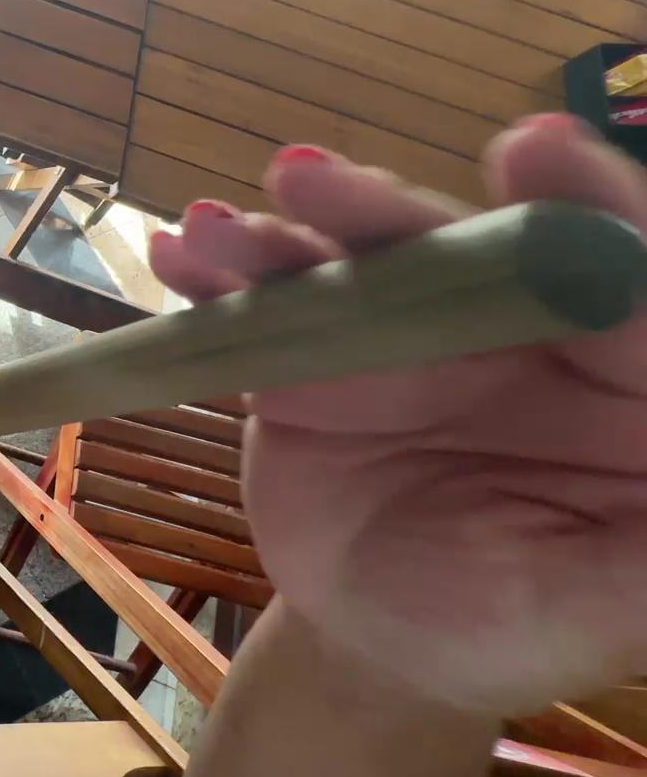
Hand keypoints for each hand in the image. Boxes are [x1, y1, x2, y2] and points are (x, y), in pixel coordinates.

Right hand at [148, 115, 646, 713]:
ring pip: (334, 268)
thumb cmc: (505, 625)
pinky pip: (250, 314)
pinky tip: (173, 259)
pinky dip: (207, 284)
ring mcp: (388, 345)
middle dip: (375, 207)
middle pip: (444, 248)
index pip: (613, 274)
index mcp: (614, 380)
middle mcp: (500, 338)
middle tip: (300, 175)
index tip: (522, 145)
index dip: (578, 203)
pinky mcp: (299, 362)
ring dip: (268, 239)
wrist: (369, 632)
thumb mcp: (603, 597)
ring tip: (210, 227)